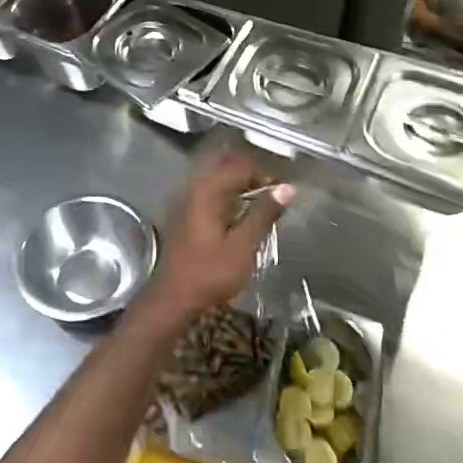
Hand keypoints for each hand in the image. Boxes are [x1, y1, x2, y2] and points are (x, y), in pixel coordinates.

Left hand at [149, 152, 291, 317]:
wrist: (176, 296)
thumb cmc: (211, 272)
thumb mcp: (244, 244)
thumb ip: (263, 213)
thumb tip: (287, 188)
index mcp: (206, 190)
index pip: (241, 166)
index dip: (265, 175)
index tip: (283, 194)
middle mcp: (192, 188)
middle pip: (227, 169)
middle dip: (253, 179)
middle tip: (274, 198)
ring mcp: (185, 201)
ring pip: (218, 182)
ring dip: (241, 190)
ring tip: (262, 210)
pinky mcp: (184, 215)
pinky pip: (209, 196)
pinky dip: (227, 200)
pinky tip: (241, 218)